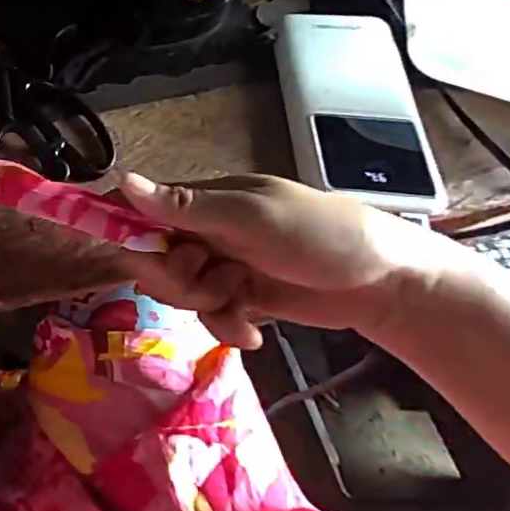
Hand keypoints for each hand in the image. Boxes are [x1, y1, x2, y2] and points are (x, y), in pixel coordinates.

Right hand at [117, 172, 479, 348]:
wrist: (388, 283)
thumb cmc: (319, 234)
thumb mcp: (250, 216)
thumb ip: (185, 205)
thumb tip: (121, 179)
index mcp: (198, 203)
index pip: (136, 211)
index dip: (123, 233)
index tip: (136, 257)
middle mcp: (200, 232)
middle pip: (152, 261)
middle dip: (179, 280)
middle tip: (214, 280)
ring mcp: (218, 266)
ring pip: (178, 292)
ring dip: (206, 305)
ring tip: (243, 301)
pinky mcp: (236, 298)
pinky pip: (206, 317)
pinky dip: (226, 326)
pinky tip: (252, 331)